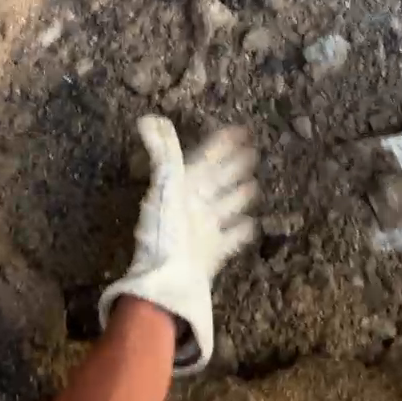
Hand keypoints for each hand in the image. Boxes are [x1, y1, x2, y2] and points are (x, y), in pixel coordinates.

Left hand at [98, 116, 257, 374]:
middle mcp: (192, 207)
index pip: (204, 159)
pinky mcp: (213, 254)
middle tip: (253, 149)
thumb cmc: (165, 233)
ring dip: (239, 193)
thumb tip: (147, 117)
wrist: (168, 283)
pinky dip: (242, 230)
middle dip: (234, 164)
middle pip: (217, 180)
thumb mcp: (165, 187)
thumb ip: (162, 153)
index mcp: (181, 189)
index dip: (220, 144)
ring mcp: (203, 231)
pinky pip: (231, 238)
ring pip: (225, 206)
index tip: (240, 129)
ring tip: (254, 182)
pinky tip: (254, 224)